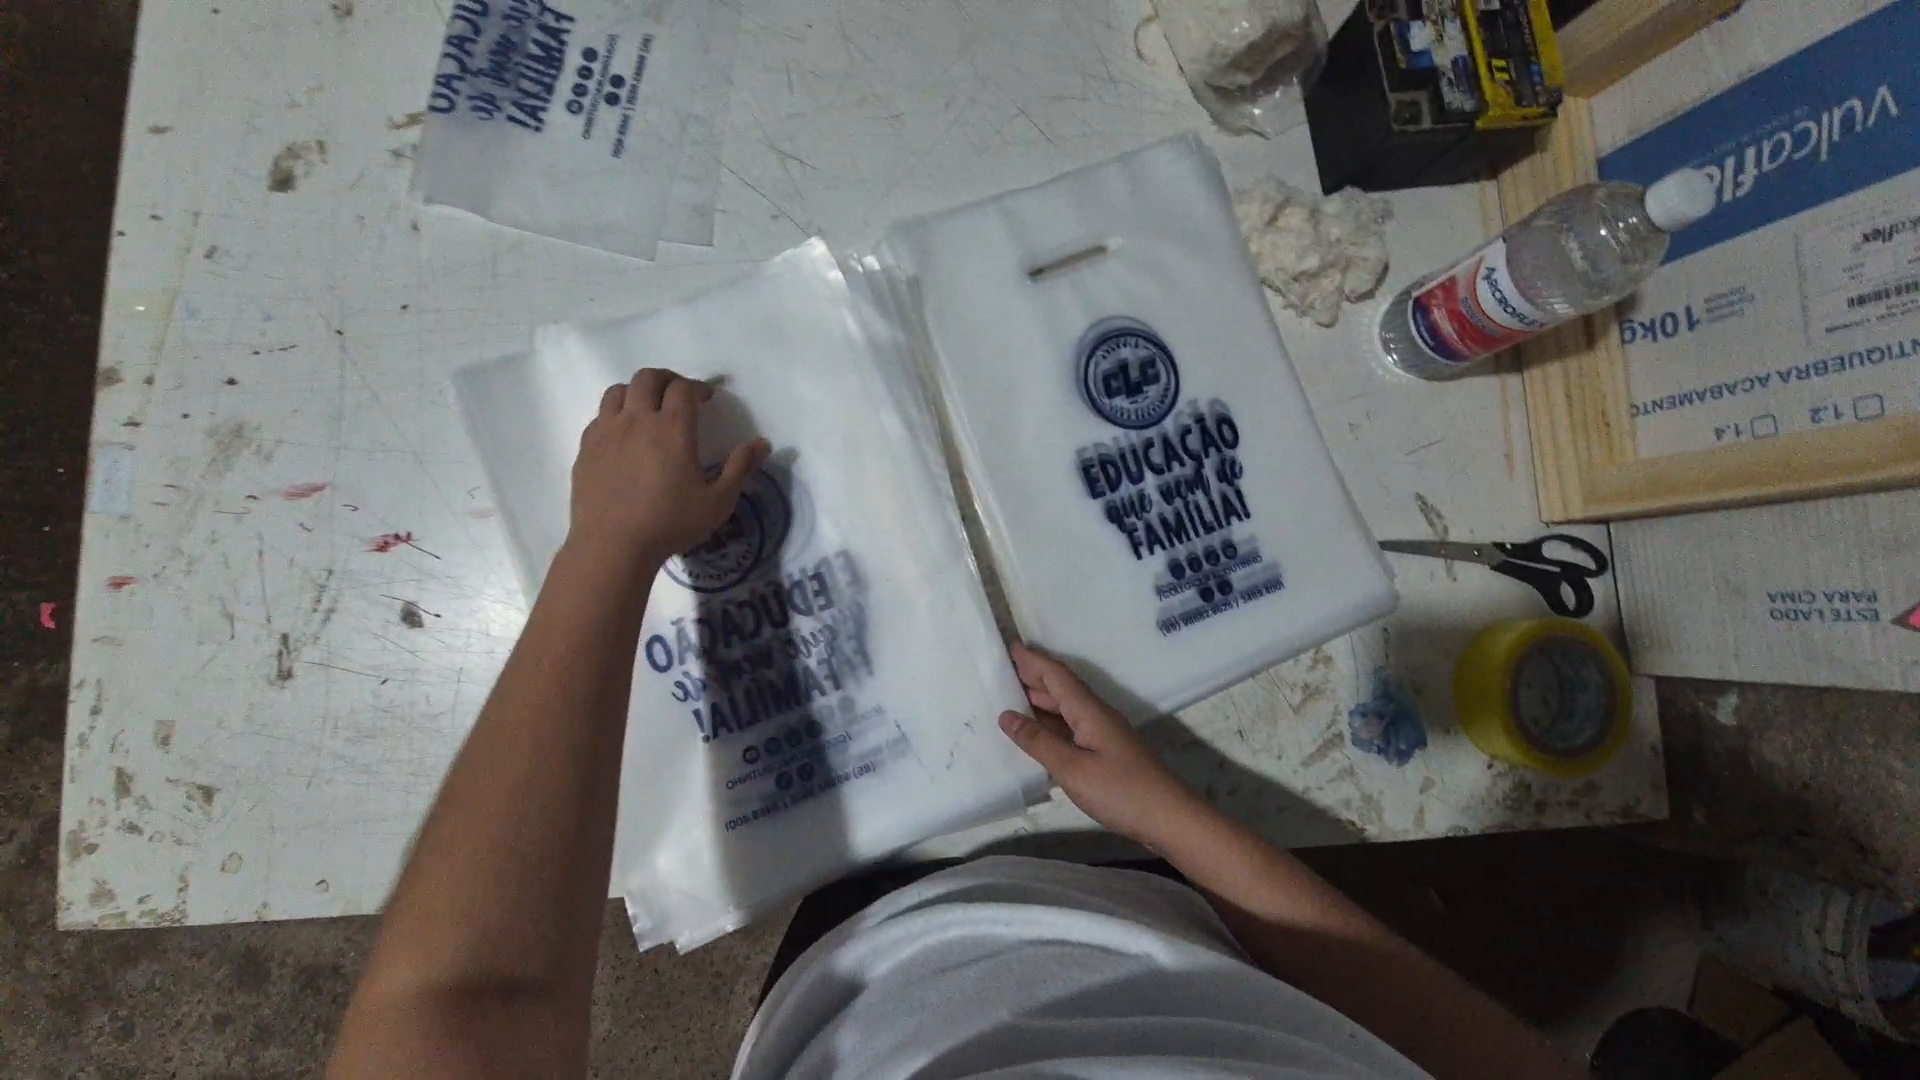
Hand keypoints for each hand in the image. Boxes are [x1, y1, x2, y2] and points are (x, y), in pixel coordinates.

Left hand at [568, 368, 769, 571]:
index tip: (707, 397)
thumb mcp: (718, 502)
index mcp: (671, 428)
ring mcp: (606, 432)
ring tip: (648, 408)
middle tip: (679, 394)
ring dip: (637, 391)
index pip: (683, 388)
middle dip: (667, 379)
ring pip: (618, 391)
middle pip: (647, 378)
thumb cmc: (670, 523)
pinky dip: (616, 415)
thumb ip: (740, 468)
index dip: (698, 387)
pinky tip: (624, 435)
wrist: (613, 546)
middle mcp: (636, 420)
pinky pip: (600, 417)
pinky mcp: (586, 448)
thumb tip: (762, 443)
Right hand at [997, 645, 1207, 847]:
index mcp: (1089, 711)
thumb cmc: (1121, 791)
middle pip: (1061, 688)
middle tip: (999, 671)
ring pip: (1066, 708)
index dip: (1032, 661)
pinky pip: (1071, 727)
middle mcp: (1096, 715)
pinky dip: (1050, 723)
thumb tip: (1006, 716)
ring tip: (1009, 698)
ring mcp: (1102, 734)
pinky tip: (1035, 732)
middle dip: (1032, 677)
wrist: (1169, 818)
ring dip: (1039, 700)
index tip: (1008, 648)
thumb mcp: (1072, 768)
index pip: (1056, 676)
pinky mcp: (1105, 752)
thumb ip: (1038, 742)